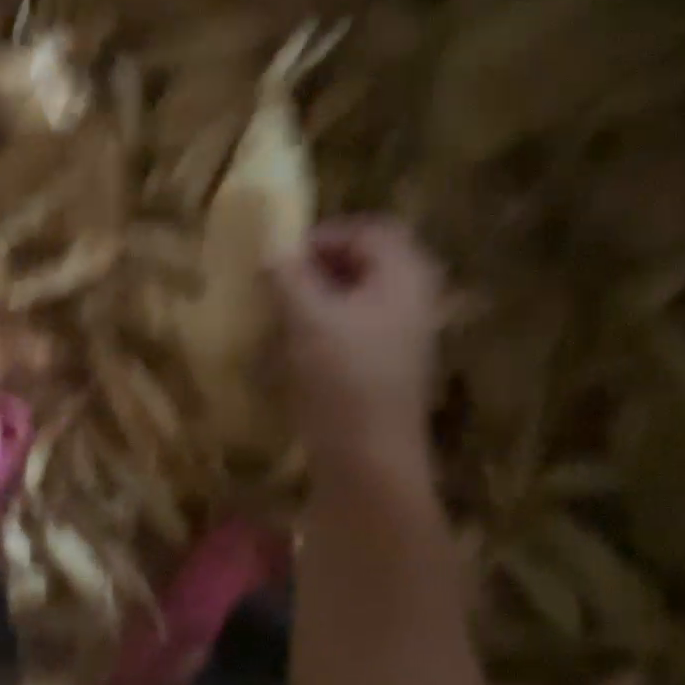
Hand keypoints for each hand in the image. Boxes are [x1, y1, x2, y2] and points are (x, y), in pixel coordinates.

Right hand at [267, 216, 441, 480]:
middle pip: (366, 262)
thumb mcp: (308, 320)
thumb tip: (272, 250)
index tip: (280, 256)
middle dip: (317, 266)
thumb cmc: (342, 378)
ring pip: (356, 296)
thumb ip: (290, 278)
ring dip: (315, 297)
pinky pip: (353, 327)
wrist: (368, 454)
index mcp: (404, 277)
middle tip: (275, 282)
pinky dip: (322, 326)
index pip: (371, 230)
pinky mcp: (384, 364)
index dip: (325, 234)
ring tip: (277, 314)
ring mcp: (401, 333)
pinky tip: (291, 349)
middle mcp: (412, 298)